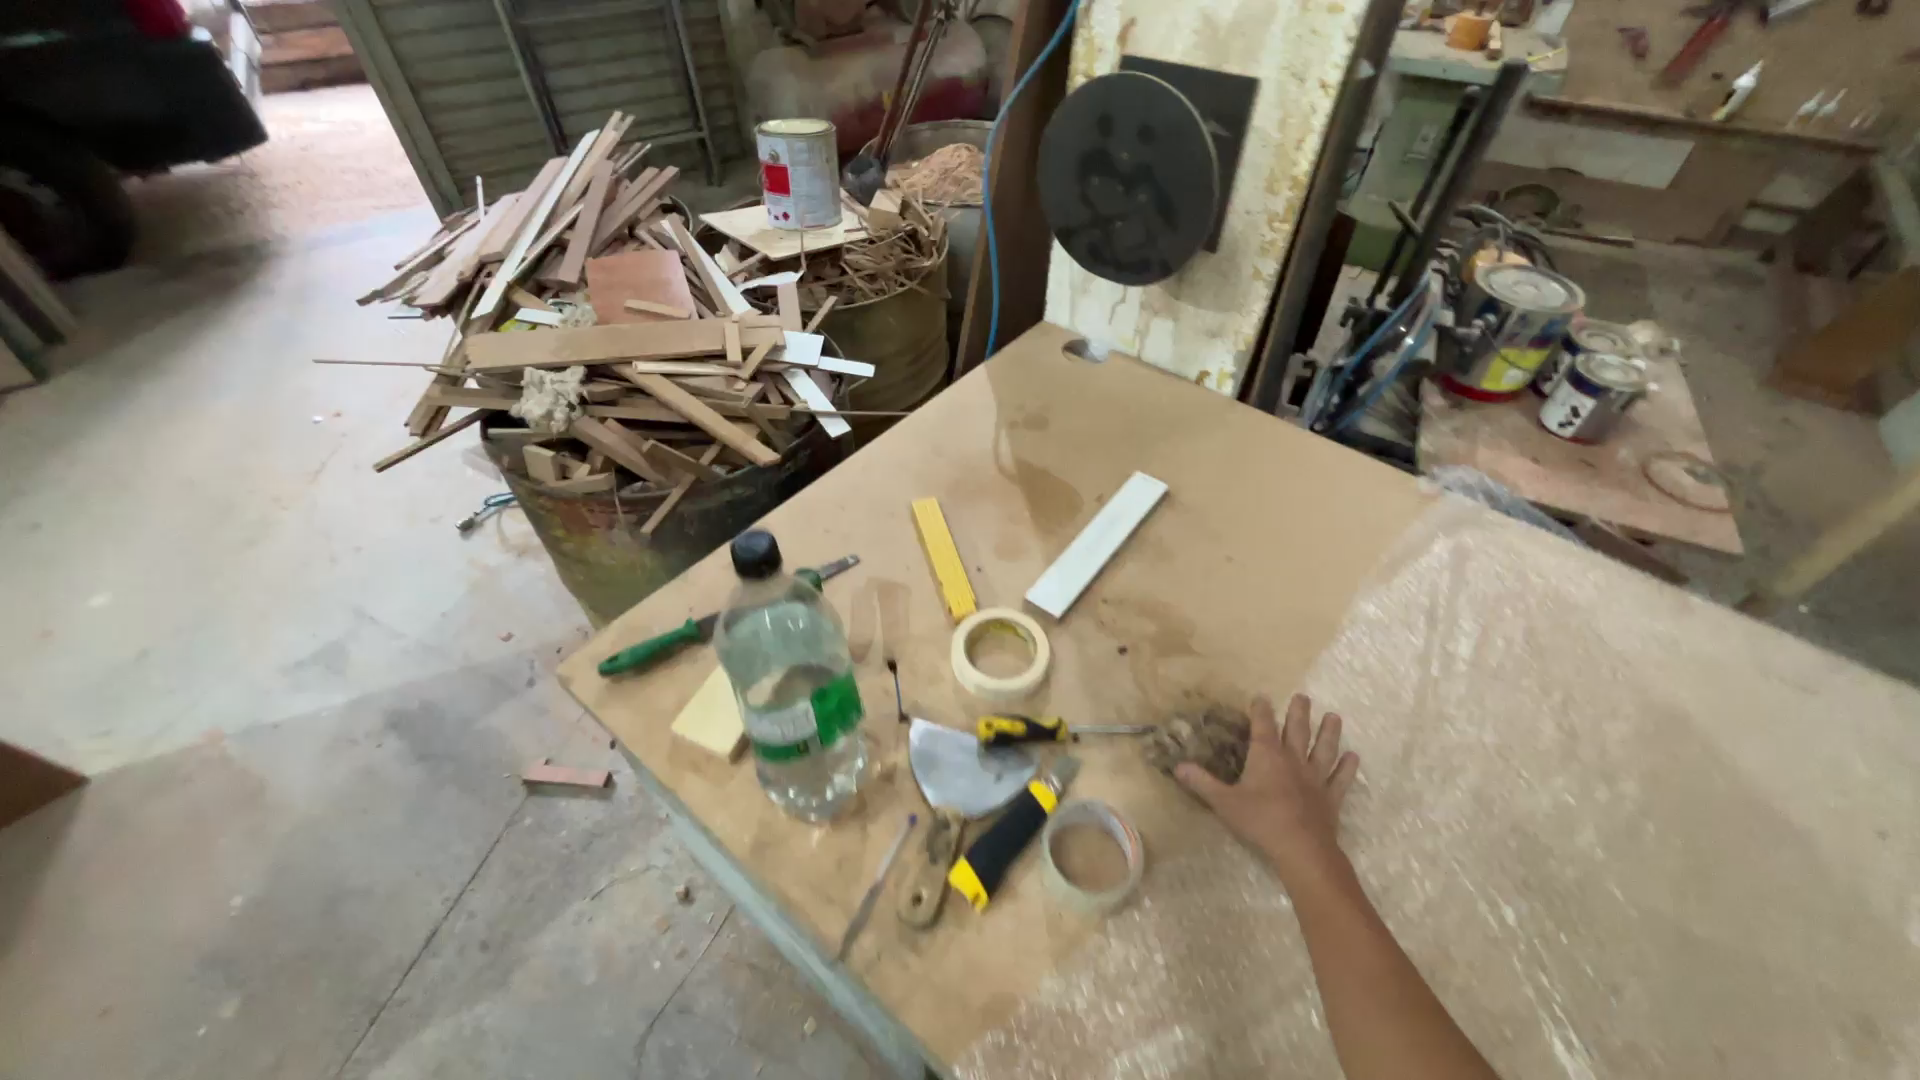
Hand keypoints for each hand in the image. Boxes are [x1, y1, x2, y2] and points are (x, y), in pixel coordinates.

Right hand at [1176, 694, 1359, 884]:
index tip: (1261, 696)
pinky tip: (1353, 757)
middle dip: (1298, 712)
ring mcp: (1315, 778)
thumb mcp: (1224, 802)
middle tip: (1303, 697)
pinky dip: (1347, 768)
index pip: (1263, 726)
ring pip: (1323, 750)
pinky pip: (1340, 779)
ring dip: (1328, 733)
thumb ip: (1202, 783)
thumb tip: (1178, 766)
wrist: (1302, 848)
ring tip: (1334, 717)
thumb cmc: (1260, 821)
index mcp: (1267, 756)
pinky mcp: (1331, 798)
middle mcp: (1293, 760)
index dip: (1261, 710)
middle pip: (1297, 731)